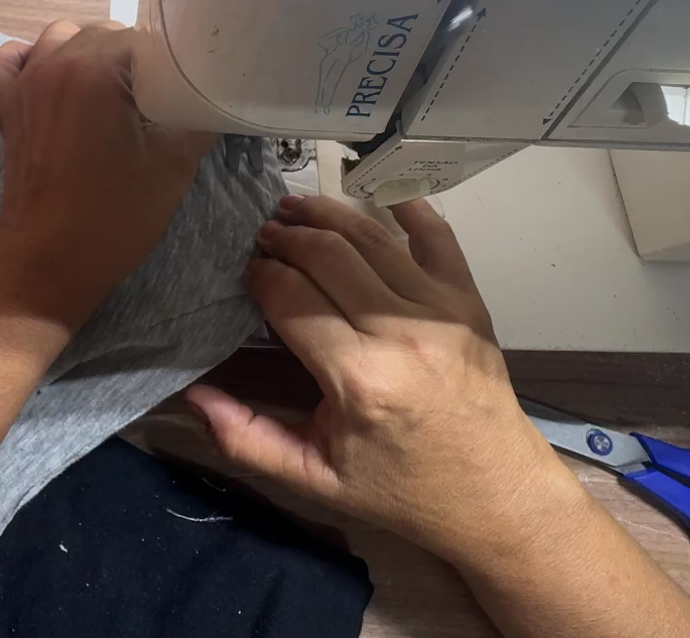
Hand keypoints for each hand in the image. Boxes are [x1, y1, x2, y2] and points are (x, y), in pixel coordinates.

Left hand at [0, 20, 216, 327]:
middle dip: (133, 59)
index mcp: (96, 69)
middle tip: (155, 99)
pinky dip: (26, 60)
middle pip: (103, 34)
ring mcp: (23, 83)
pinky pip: (6, 61)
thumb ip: (199, 117)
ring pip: (60, 37)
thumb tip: (214, 96)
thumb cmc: (116, 214)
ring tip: (110, 91)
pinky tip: (49, 77)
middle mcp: (54, 62)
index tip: (182, 91)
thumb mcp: (175, 164)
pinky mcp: (4, 106)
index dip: (169, 62)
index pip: (143, 38)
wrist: (51, 261)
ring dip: (87, 53)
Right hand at [185, 194, 578, 561]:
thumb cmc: (400, 488)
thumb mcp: (314, 480)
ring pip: (372, 238)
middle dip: (287, 237)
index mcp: (359, 379)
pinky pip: (437, 235)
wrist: (497, 497)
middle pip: (328, 255)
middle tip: (264, 235)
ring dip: (326, 214)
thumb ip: (247, 439)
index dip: (261, 275)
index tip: (247, 272)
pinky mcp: (469, 301)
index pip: (292, 298)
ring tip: (293, 207)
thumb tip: (192, 394)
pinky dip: (408, 206)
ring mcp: (442, 310)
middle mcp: (402, 333)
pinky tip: (377, 191)